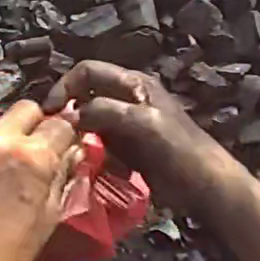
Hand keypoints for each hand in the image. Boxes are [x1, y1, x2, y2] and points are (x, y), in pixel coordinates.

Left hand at [0, 100, 77, 260]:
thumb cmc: (14, 245)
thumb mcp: (53, 213)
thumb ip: (65, 174)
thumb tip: (75, 150)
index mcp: (34, 155)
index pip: (62, 123)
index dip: (68, 134)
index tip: (68, 144)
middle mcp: (3, 138)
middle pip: (29, 108)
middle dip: (39, 123)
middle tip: (40, 146)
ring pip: (1, 117)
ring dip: (12, 131)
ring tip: (13, 157)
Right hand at [41, 61, 243, 215]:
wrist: (209, 189)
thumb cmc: (180, 151)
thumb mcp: (142, 123)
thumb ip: (104, 111)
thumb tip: (68, 116)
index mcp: (132, 83)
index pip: (86, 71)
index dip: (64, 85)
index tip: (50, 110)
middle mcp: (127, 98)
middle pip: (84, 95)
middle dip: (69, 112)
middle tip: (58, 133)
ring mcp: (127, 123)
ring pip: (88, 120)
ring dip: (80, 134)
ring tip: (75, 151)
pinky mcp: (127, 146)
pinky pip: (98, 142)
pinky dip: (92, 150)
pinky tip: (95, 164)